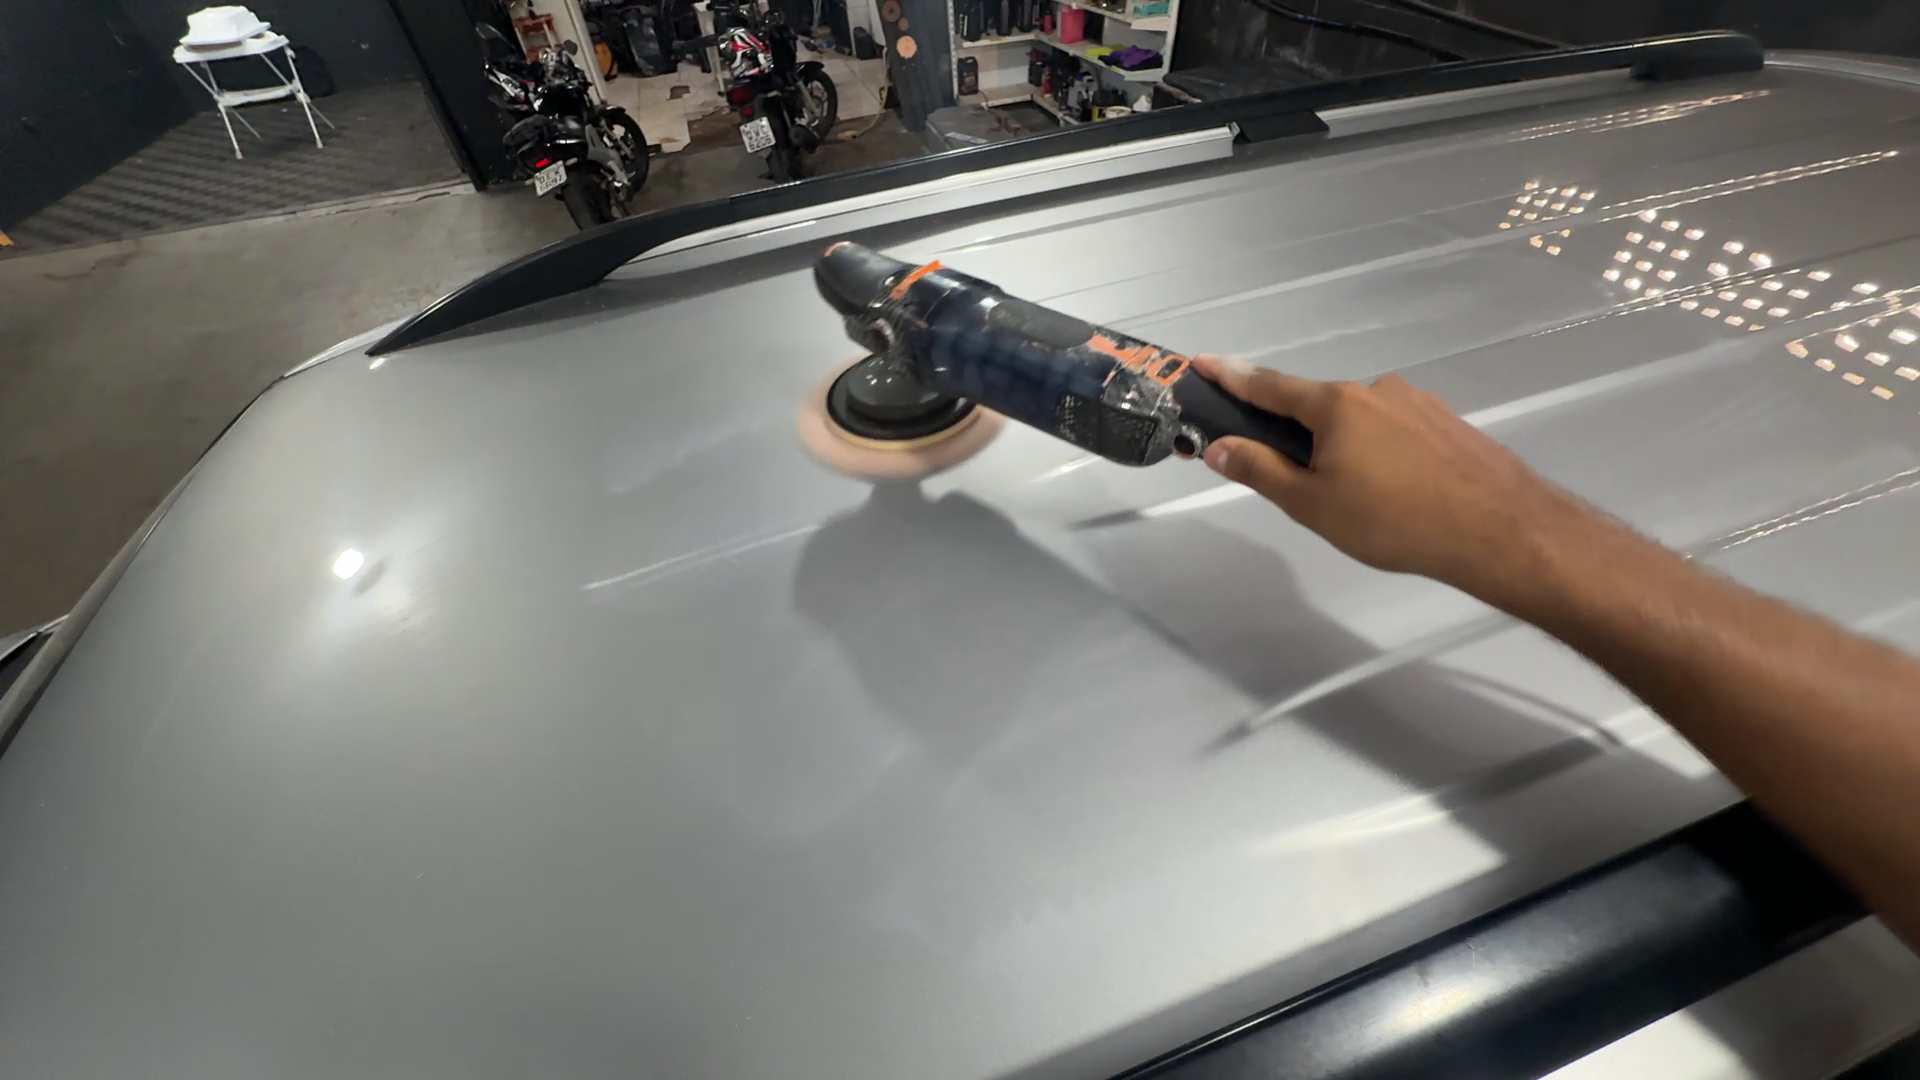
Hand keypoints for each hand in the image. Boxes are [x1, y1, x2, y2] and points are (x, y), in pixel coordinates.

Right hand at [1189, 355, 1592, 598]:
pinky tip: (1388, 489)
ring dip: (1337, 446)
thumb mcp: (1311, 503)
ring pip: (1354, 421)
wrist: (1503, 531)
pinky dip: (1373, 451)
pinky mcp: (1444, 422)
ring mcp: (1414, 403)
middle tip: (1290, 478)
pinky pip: (1389, 430)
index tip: (1201, 362)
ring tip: (1351, 498)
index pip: (1267, 385)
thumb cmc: (1393, 520)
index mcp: (1334, 405)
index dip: (1230, 375)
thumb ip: (1260, 470)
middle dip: (1291, 434)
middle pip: (1312, 405)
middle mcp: (1373, 391)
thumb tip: (1218, 446)